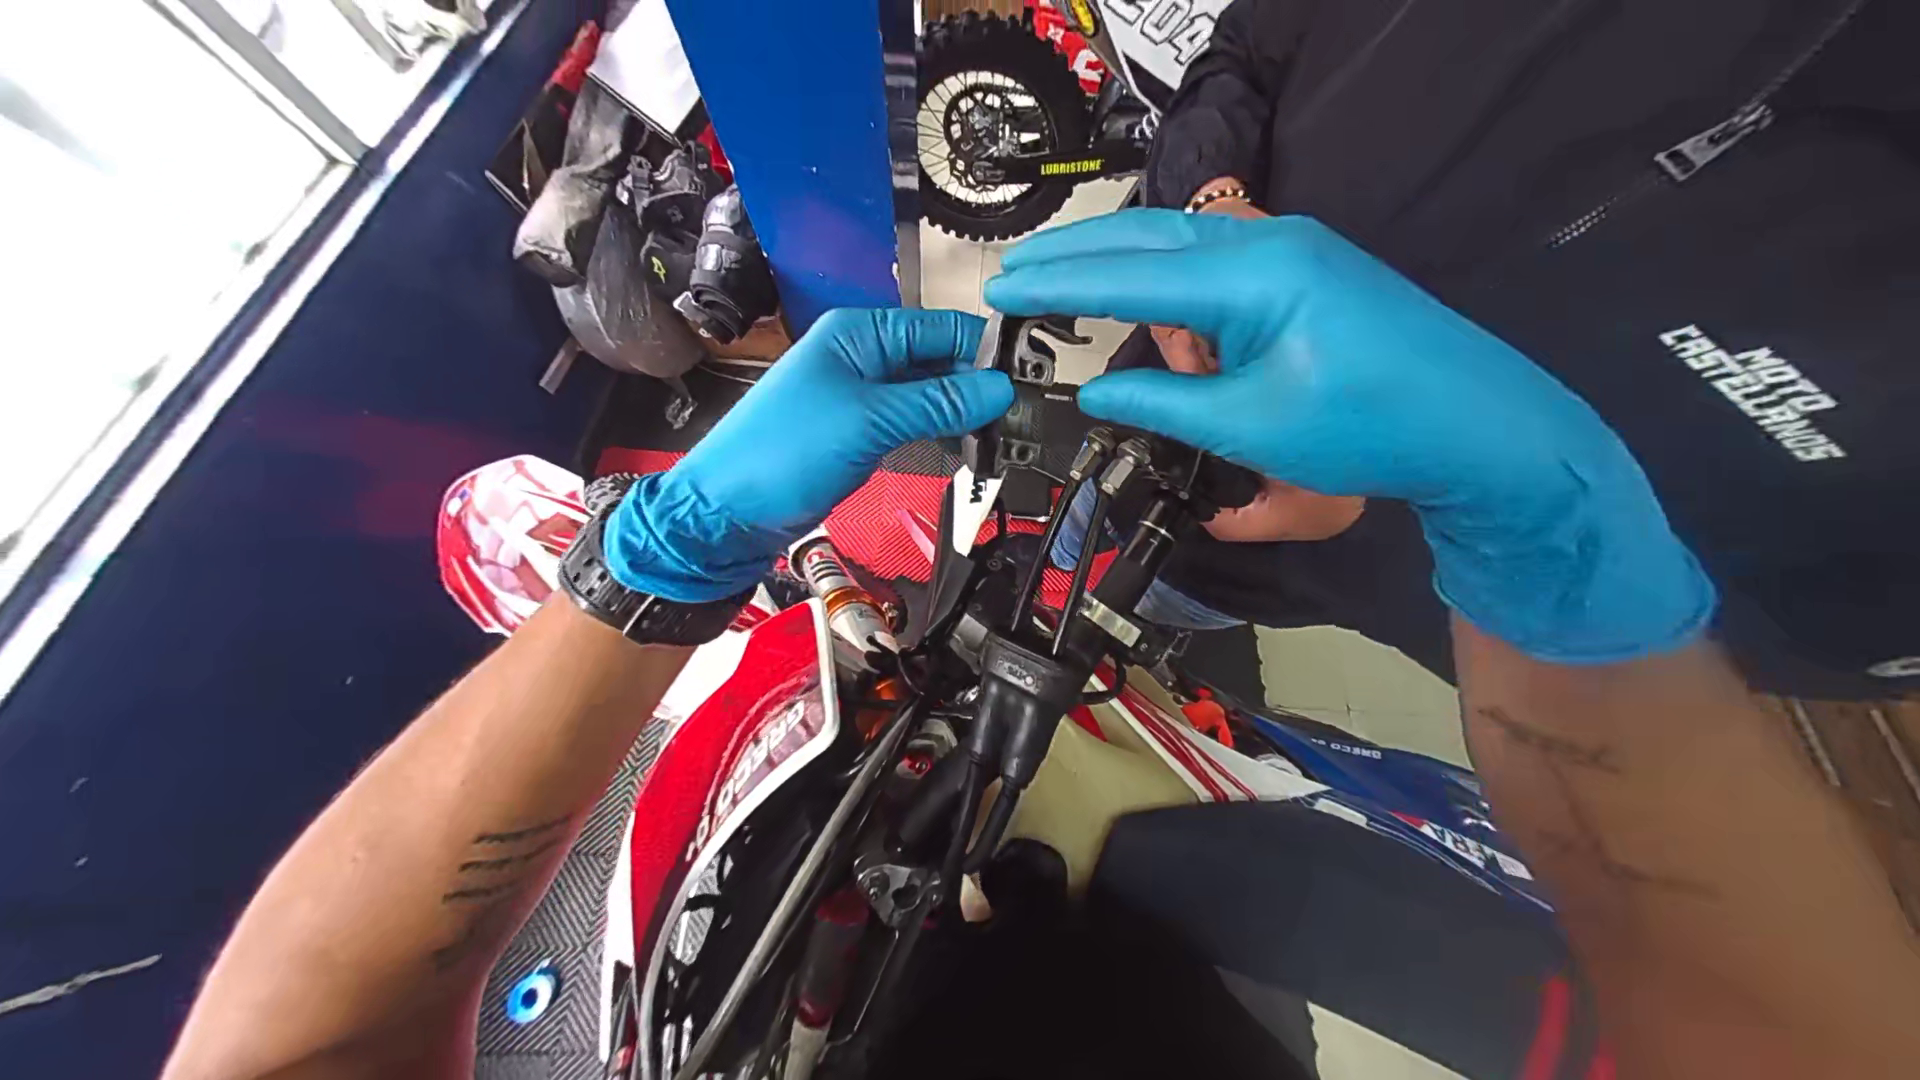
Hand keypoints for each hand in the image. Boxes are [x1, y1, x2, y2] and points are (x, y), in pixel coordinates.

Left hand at [603, 309, 1012, 600]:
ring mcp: (864, 397)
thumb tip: (996, 388)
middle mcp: (864, 358)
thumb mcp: (869, 420)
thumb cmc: (781, 454)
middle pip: (938, 362)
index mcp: (860, 333)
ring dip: (961, 414)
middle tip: (1016, 418)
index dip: (984, 351)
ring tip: (997, 437)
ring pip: (929, 396)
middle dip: (976, 388)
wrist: (731, 512)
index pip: (941, 328)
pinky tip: (964, 447)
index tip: (1025, 378)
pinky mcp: (863, 432)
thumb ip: (937, 402)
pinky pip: (913, 423)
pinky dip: (939, 434)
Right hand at [986, 210, 1714, 661]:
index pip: (1133, 273)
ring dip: (1125, 279)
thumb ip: (1160, 403)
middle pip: (1148, 236)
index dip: (1060, 283)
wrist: (1482, 428)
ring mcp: (1288, 252)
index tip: (1003, 287)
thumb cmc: (1368, 429)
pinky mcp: (1298, 274)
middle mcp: (1268, 243)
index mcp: (1254, 275)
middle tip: (1016, 273)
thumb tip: (1095, 394)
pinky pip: (1213, 273)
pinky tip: (1166, 337)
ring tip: (1078, 310)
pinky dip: (1173, 299)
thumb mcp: (1247, 425)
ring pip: (1178, 250)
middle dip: (1077, 255)